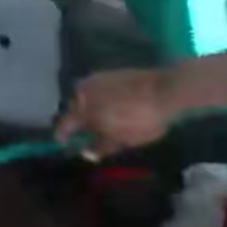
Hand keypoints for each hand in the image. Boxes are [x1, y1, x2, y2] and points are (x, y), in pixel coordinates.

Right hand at [55, 69, 179, 158]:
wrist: (165, 90)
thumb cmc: (143, 119)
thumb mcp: (125, 140)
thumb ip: (101, 147)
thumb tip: (84, 153)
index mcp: (80, 111)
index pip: (63, 125)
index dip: (62, 135)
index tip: (62, 142)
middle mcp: (78, 94)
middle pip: (70, 109)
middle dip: (76, 120)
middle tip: (86, 128)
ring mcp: (90, 81)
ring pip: (81, 98)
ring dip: (86, 107)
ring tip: (99, 114)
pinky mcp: (103, 73)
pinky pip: (93, 89)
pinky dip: (96, 97)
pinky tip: (110, 102)